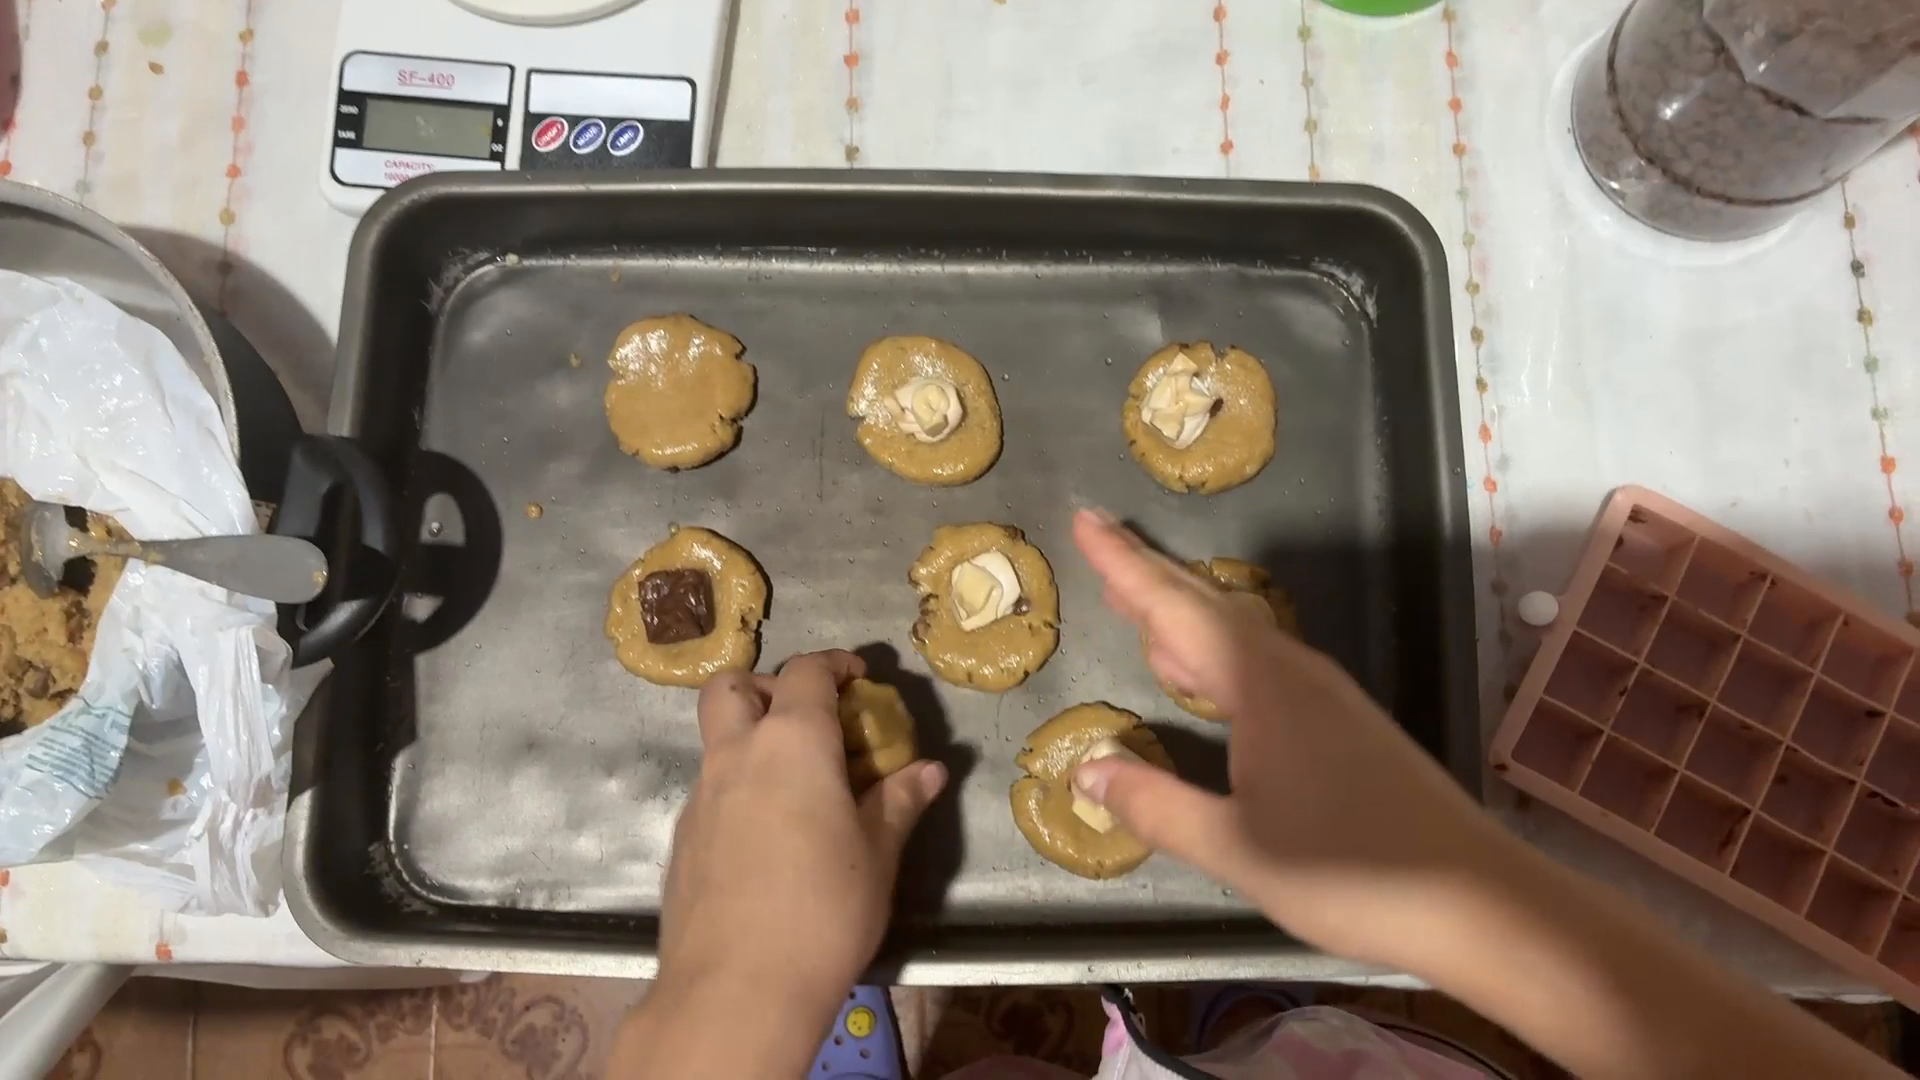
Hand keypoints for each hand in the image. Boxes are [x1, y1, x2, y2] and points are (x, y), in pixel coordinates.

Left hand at [657, 650, 946, 1009]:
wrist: (734, 991)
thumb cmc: (823, 908)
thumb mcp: (878, 852)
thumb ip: (900, 801)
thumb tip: (930, 770)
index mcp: (792, 742)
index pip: (807, 672)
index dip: (835, 664)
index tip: (859, 676)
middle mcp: (738, 755)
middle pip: (732, 687)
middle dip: (768, 687)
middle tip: (806, 719)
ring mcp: (701, 796)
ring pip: (717, 739)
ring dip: (752, 739)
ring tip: (796, 784)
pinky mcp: (682, 839)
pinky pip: (711, 788)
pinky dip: (739, 786)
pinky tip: (768, 836)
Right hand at [1068, 509, 1517, 965]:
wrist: (1487, 905)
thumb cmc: (1355, 875)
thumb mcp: (1237, 848)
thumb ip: (1155, 804)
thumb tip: (1084, 767)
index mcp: (1259, 683)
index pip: (1173, 608)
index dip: (1123, 564)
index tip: (1086, 520)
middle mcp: (1288, 668)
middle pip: (1203, 603)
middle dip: (1145, 573)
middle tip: (1098, 543)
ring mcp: (1318, 690)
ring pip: (1230, 630)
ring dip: (1176, 613)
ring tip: (1130, 603)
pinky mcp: (1336, 716)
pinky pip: (1253, 658)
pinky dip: (1208, 651)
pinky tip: (1197, 677)